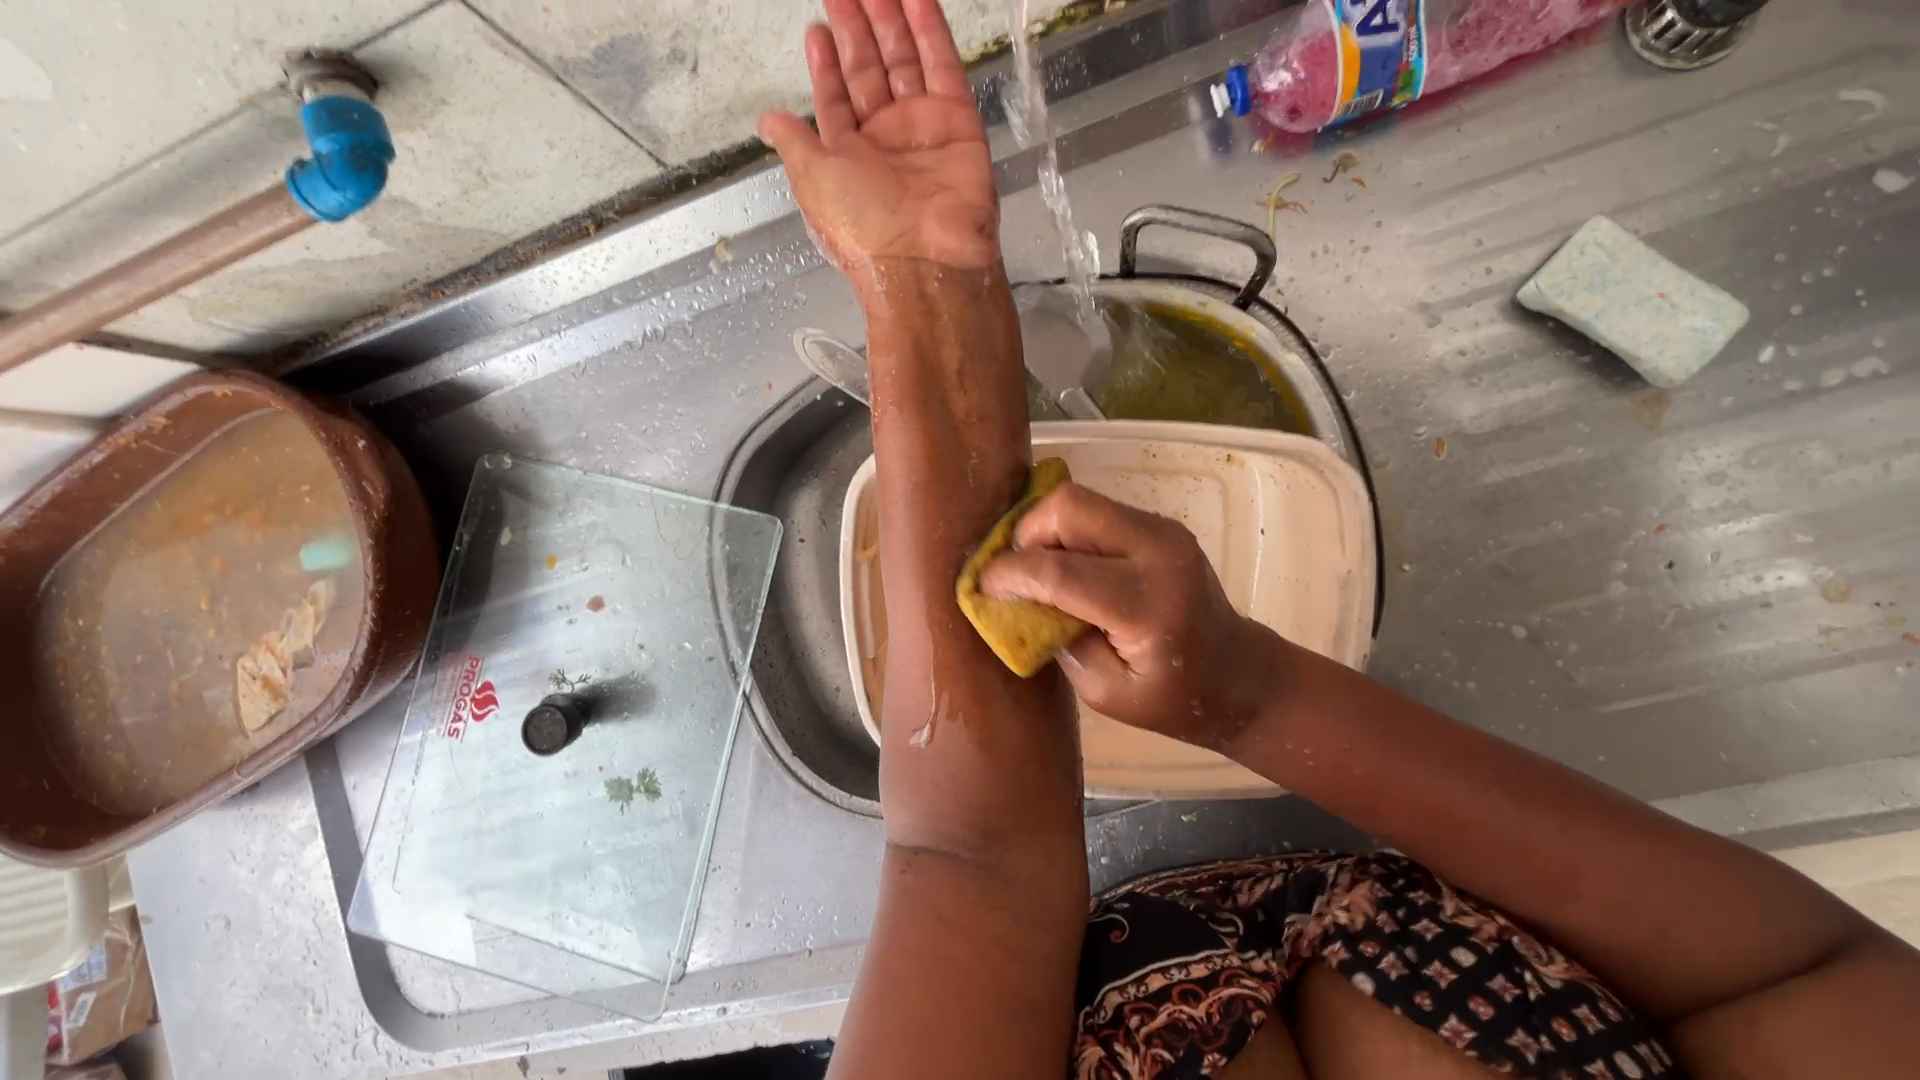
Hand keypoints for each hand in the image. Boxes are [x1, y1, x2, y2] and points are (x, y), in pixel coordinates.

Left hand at [757, 0, 999, 296]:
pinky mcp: (959, 124)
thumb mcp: (813, 182)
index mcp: (848, 158)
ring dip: (891, 20)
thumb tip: (767, 120)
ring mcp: (923, 130)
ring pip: (904, 62)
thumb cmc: (862, 229)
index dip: (826, 64)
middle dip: (858, 29)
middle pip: (869, 71)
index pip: (836, 100)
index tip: (817, 29)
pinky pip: (943, 68)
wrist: (925, 262)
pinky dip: (930, 31)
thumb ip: (794, 143)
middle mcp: (885, 142)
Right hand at [978, 484, 1281, 750]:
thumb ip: (1058, 639)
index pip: (1060, 571)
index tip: (981, 586)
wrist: (1241, 675)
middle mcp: (1157, 552)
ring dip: (1046, 529)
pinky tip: (1067, 564)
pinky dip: (1069, 531)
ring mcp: (1162, 531)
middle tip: (1016, 572)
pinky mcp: (1159, 525)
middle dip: (1026, 533)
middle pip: (1069, 506)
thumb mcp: (1104, 691)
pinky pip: (1097, 511)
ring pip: (1080, 500)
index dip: (1010, 575)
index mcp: (1145, 604)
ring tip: (1039, 570)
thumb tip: (1019, 601)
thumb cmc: (1173, 699)